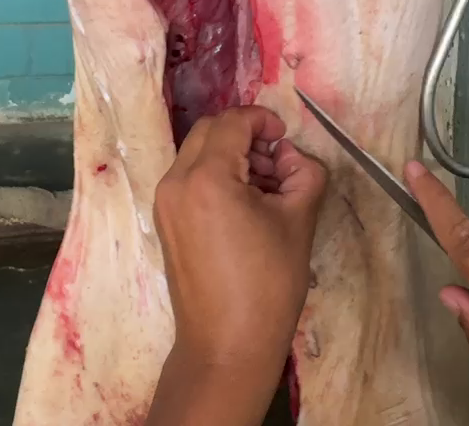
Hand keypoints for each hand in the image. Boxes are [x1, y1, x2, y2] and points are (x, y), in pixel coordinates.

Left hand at [146, 107, 327, 425]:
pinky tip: (245, 205)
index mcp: (207, 176)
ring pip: (198, 151)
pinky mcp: (165, 221)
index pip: (234, 121)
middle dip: (246, 134)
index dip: (264, 120)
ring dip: (231, 153)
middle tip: (276, 161)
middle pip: (211, 129)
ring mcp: (165, 202)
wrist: (226, 349)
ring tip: (266, 188)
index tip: (286, 138)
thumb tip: (289, 156)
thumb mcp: (299, 221)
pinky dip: (216, 174)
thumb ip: (303, 172)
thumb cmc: (267, 286)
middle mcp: (176, 181)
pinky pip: (190, 177)